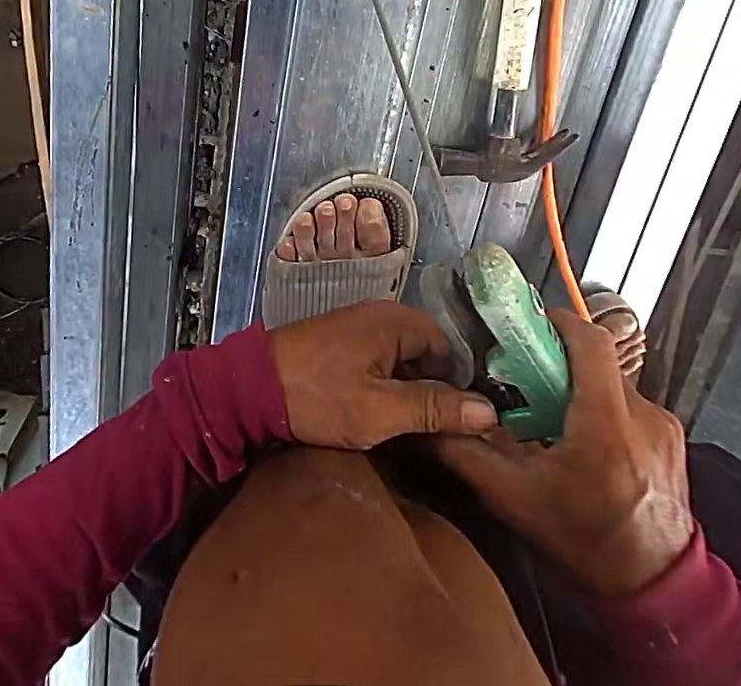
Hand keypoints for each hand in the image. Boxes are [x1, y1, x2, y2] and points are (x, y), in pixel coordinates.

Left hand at [270, 300, 499, 449]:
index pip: (448, 350)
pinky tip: (371, 408)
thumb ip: (434, 408)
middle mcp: (379, 313)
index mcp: (396, 321)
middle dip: (426, 388)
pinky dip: (380, 381)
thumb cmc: (318, 396)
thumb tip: (490, 410)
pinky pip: (375, 357)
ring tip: (397, 423)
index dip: (452, 386)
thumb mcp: (380, 410)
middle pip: (424, 352)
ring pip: (399, 357)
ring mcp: (355, 324)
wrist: (250, 385)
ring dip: (402, 387)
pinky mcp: (338, 339)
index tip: (448, 421)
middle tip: (421, 427)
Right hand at [433, 308, 693, 596]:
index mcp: (605, 425)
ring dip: (576, 384)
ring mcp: (662, 425)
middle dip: (556, 357)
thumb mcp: (513, 498)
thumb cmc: (584, 539)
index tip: (525, 323)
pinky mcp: (671, 436)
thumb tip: (428, 425)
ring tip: (547, 409)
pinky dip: (599, 404)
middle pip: (594, 359)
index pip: (589, 343)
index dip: (556, 322)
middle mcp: (641, 416)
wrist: (660, 590)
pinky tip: (578, 434)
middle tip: (522, 373)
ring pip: (609, 380)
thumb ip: (467, 455)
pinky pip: (627, 401)